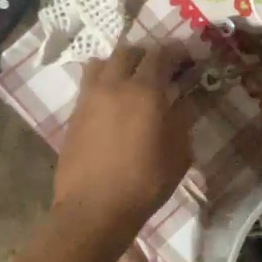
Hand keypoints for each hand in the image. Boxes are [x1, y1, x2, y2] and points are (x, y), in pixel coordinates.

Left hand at [53, 45, 193, 229]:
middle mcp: (114, 85)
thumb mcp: (179, 154)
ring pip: (103, 63)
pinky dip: (104, 82)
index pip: (161, 55)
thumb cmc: (145, 183)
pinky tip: (114, 103)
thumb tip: (183, 99)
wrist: (94, 209)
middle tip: (160, 69)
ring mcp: (89, 98)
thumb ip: (182, 119)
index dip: (177, 51)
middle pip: (128, 52)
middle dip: (147, 55)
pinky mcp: (75, 114)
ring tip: (131, 81)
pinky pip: (90, 84)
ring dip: (120, 64)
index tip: (187, 57)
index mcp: (145, 91)